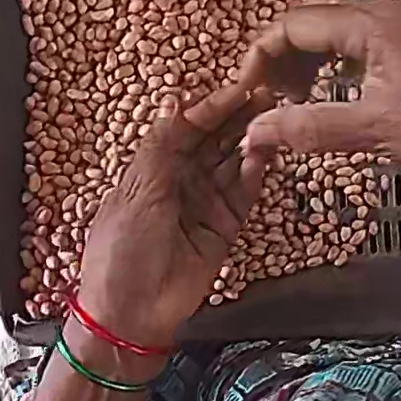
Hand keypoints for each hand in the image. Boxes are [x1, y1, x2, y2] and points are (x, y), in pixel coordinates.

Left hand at [75, 82, 272, 348]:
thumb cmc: (124, 246)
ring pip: (232, 162)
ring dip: (251, 139)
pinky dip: (254, 172)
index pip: (187, 127)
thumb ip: (163, 145)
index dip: (211, 108)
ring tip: (275, 116)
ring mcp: (206, 202)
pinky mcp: (226, 225)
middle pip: (214, 140)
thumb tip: (178, 100)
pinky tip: (265, 152)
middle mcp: (182, 179)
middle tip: (269, 95)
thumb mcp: (137, 189)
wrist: (132, 312)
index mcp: (153, 167)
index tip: (239, 89)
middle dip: (238, 117)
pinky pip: (243, 192)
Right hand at [239, 0, 400, 184]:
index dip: (261, 56)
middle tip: (268, 103)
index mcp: (374, 23)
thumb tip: (254, 131)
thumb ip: (310, 127)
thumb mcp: (377, 129)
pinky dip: (333, 71)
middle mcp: (387, 14)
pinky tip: (329, 99)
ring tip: (294, 105)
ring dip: (305, 66)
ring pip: (334, 37)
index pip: (294, 24)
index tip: (246, 94)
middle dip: (281, 61)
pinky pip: (357, 49)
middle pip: (311, 24)